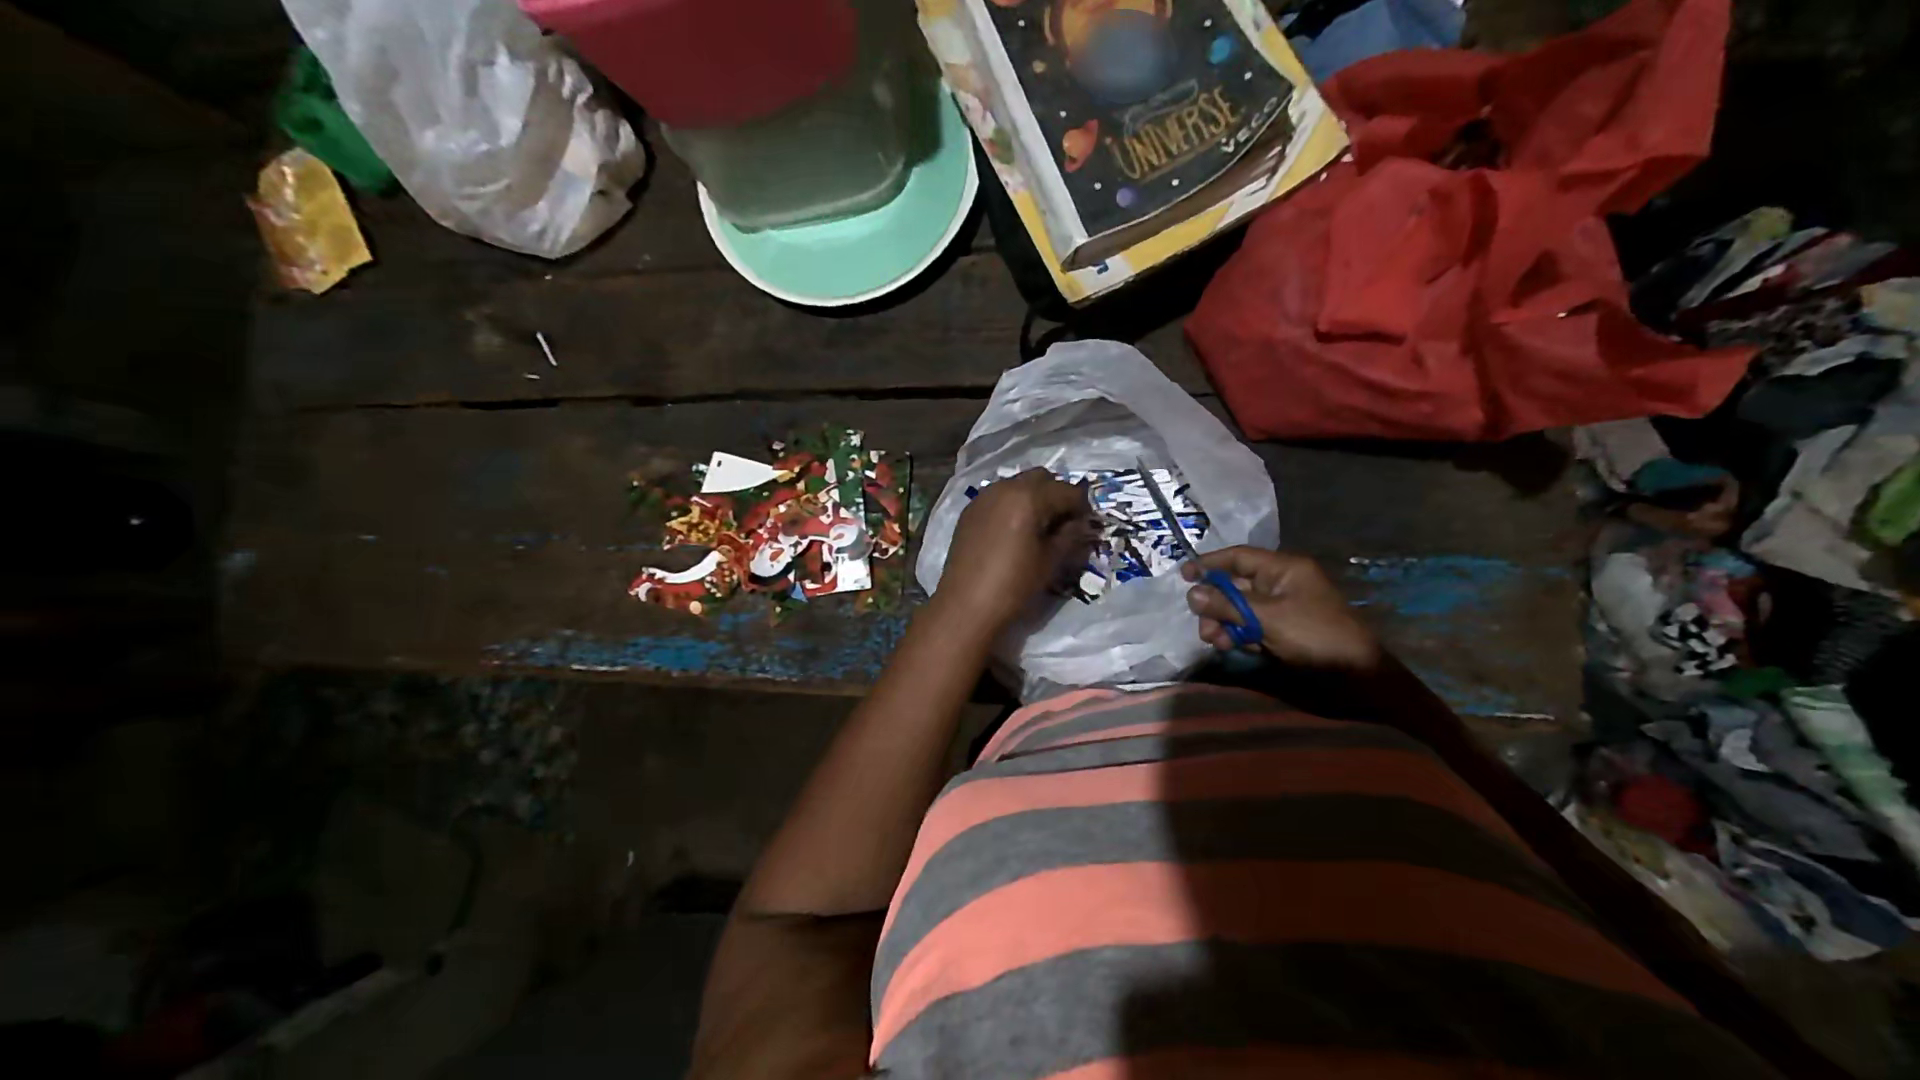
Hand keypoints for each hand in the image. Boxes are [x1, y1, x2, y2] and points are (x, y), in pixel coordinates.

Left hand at [934, 469, 1094, 632]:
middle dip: (1057, 495)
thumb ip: (1071, 535)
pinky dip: (1013, 504)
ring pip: (1018, 483)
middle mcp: (1004, 487)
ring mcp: (983, 497)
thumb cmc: (1013, 585)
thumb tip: (1082, 523)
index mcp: (1028, 497)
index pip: (1067, 491)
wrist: (965, 606)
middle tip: (1064, 522)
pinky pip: (998, 496)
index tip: (1087, 525)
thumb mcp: (1050, 561)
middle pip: (1041, 478)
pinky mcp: (970, 510)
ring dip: (1034, 497)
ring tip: (1039, 526)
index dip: (1082, 507)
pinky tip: (1015, 530)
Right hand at [1182, 547, 1380, 671]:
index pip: (1239, 557)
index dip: (1209, 564)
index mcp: (1283, 569)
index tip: (1183, 576)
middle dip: (1214, 604)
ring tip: (1214, 641)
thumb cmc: (1314, 635)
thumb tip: (1191, 594)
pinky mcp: (1282, 630)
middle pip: (1235, 585)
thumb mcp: (1267, 617)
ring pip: (1239, 608)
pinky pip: (1250, 626)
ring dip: (1222, 623)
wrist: (1357, 675)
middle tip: (1202, 624)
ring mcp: (1282, 608)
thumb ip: (1227, 605)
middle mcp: (1281, 583)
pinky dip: (1237, 635)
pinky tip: (1229, 647)